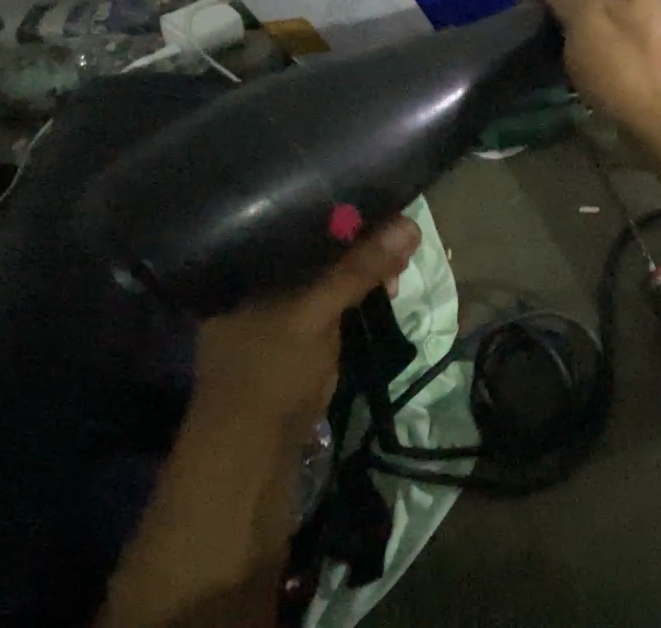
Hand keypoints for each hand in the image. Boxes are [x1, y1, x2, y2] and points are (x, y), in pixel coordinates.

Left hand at [190, 216, 420, 425]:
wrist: (253, 450)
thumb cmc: (269, 374)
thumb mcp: (313, 315)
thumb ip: (358, 271)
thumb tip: (411, 226)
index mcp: (249, 270)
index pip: (301, 224)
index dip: (344, 214)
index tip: (388, 210)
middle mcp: (264, 282)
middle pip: (323, 247)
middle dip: (365, 243)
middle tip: (403, 245)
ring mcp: (285, 308)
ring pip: (337, 272)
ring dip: (371, 268)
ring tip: (399, 269)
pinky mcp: (306, 330)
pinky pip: (342, 297)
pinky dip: (367, 290)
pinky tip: (389, 287)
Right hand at [519, 0, 660, 144]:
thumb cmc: (624, 67)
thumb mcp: (588, 19)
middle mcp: (642, 5)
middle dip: (559, 0)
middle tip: (530, 23)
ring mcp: (645, 37)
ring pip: (599, 21)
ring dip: (572, 28)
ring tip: (546, 45)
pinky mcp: (643, 65)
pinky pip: (608, 48)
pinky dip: (586, 51)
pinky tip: (572, 66)